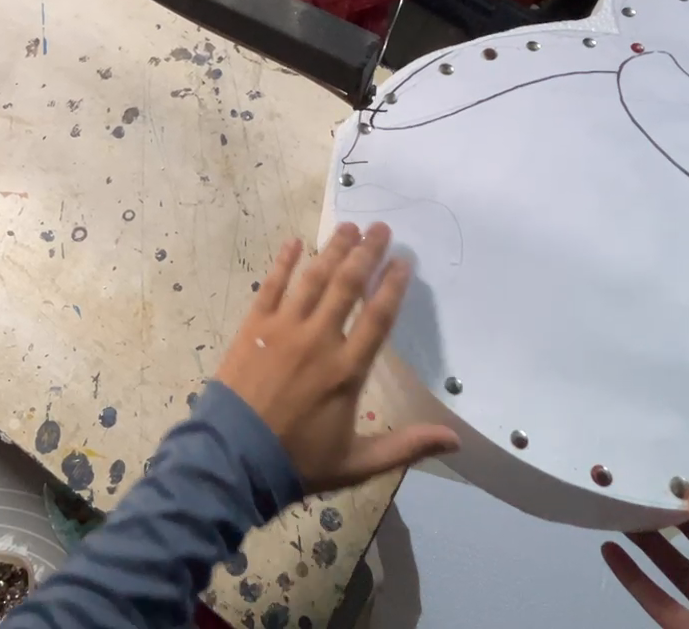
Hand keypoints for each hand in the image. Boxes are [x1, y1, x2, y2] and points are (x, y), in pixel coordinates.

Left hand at [215, 222, 459, 493]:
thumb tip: (455, 439)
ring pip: (313, 278)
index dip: (392, 286)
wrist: (233, 457)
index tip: (404, 261)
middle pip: (347, 285)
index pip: (377, 317)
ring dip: (332, 250)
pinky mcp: (254, 325)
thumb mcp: (358, 462)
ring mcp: (283, 328)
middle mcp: (318, 339)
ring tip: (348, 226)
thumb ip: (406, 446)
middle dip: (366, 253)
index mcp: (346, 370)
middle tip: (380, 228)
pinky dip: (284, 261)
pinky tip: (294, 241)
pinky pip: (272, 285)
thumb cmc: (298, 460)